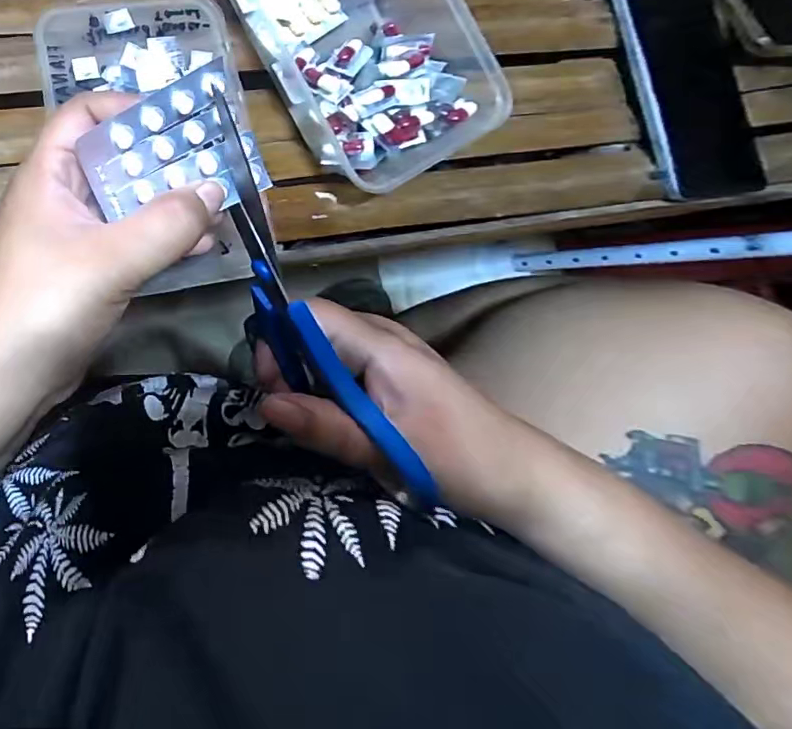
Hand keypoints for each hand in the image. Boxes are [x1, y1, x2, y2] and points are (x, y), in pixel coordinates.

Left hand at [0, 93, 226, 400]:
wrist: (4, 379)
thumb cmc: (45, 304)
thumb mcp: (109, 258)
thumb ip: (166, 222)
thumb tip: (215, 187)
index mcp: (48, 176)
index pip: (82, 116)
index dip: (126, 107)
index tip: (177, 117)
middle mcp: (58, 198)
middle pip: (112, 158)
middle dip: (162, 157)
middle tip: (216, 159)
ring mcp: (71, 236)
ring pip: (125, 202)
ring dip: (169, 200)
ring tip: (221, 200)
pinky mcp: (85, 271)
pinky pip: (128, 240)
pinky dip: (162, 238)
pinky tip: (202, 245)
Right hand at [254, 299, 565, 525]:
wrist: (525, 479)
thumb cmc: (460, 461)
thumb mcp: (385, 451)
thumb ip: (324, 425)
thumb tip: (266, 405)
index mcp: (381, 346)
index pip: (308, 313)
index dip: (279, 339)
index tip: (272, 384)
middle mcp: (382, 336)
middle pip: (310, 328)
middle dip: (288, 364)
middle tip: (292, 411)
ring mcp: (389, 350)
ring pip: (324, 345)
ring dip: (306, 377)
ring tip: (315, 419)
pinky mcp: (393, 367)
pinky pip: (342, 359)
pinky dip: (327, 383)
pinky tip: (339, 416)